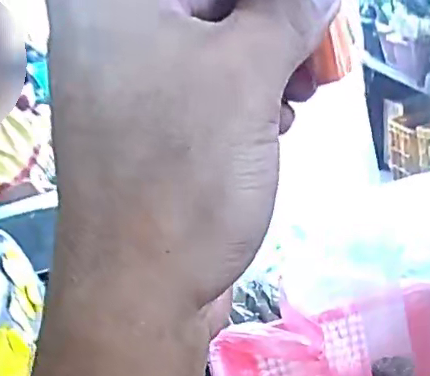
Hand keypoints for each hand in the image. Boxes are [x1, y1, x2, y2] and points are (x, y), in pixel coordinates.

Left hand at [48, 0, 336, 316]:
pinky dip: (246, 101)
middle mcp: (111, 28)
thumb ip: (288, 17)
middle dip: (275, 23)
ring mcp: (128, 86)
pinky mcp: (150, 137)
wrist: (142, 293)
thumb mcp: (247, 80)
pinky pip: (204, 94)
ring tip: (303, 91)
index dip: (275, 3)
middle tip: (318, 54)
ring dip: (267, 62)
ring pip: (212, 47)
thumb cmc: (186, 180)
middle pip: (210, 2)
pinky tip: (276, 123)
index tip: (317, 22)